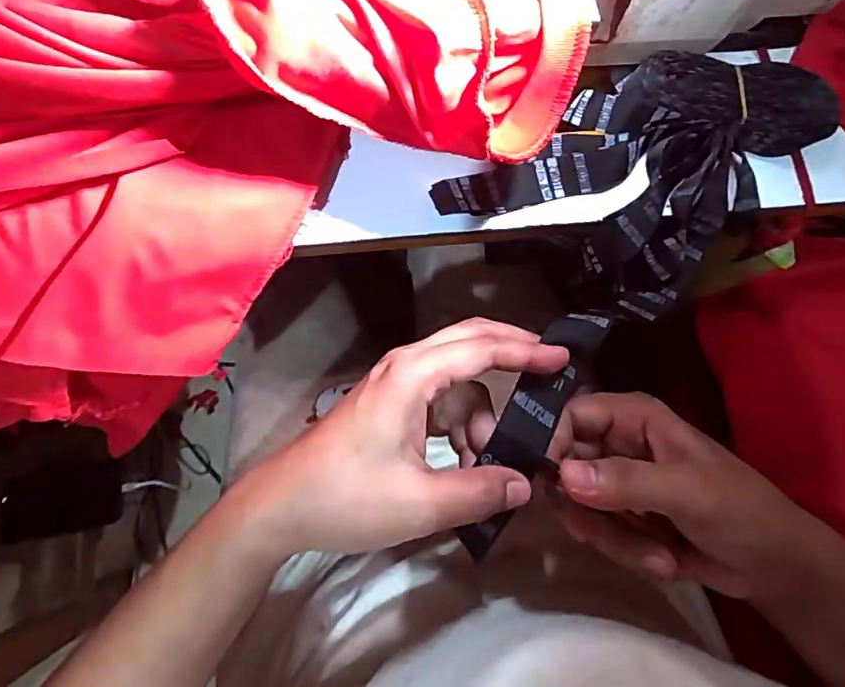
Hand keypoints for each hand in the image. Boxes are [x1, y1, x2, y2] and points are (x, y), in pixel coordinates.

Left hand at [229, 319, 568, 558]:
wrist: (282, 505)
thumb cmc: (347, 497)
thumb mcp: (418, 503)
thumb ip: (478, 491)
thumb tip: (524, 483)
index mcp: (412, 375)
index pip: (480, 347)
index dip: (525, 349)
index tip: (562, 356)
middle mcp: (406, 365)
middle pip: (470, 341)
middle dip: (511, 354)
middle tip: (549, 374)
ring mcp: (397, 382)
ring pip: (458, 378)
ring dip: (481, 414)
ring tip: (485, 463)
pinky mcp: (392, 401)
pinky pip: (441, 398)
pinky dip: (461, 424)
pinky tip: (463, 462)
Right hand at [547, 392, 813, 599]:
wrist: (775, 567)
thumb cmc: (739, 510)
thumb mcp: (686, 492)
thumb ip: (626, 482)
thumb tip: (563, 475)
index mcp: (633, 416)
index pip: (573, 413)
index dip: (553, 441)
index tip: (550, 483)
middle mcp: (618, 442)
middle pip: (567, 463)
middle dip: (586, 507)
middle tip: (601, 534)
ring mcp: (619, 481)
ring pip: (580, 504)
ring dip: (615, 538)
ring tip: (659, 554)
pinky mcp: (623, 517)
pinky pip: (599, 532)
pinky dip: (628, 552)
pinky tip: (666, 561)